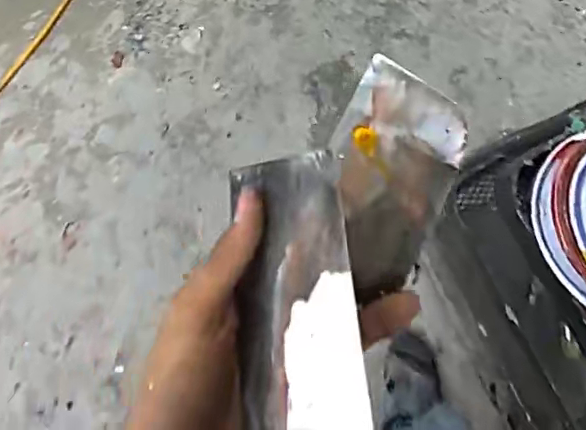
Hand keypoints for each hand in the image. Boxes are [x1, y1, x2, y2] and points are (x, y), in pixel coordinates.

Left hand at [126, 190, 422, 429]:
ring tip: (404, 290)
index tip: (340, 203)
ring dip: (368, 303)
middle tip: (387, 243)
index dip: (305, 228)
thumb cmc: (181, 372)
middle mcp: (266, 316)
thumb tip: (252, 196)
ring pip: (332, 319)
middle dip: (346, 264)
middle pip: (311, 284)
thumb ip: (229, 258)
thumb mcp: (198, 308)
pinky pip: (339, 360)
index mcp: (237, 291)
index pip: (276, 250)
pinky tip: (398, 319)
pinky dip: (367, 337)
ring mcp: (288, 354)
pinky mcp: (305, 389)